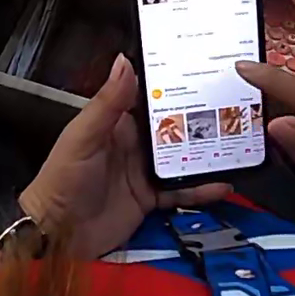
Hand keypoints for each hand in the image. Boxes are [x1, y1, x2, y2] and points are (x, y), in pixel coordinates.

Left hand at [19, 54, 230, 259]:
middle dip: (201, 119)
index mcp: (117, 123)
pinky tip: (224, 183)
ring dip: (206, 153)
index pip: (150, 98)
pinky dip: (201, 188)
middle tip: (236, 107)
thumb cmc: (63, 179)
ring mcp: (144, 172)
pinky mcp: (150, 199)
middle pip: (173, 127)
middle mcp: (134, 144)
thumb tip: (125, 60)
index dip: (174, 86)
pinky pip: (181, 191)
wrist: (56, 234)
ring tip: (237, 143)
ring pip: (182, 158)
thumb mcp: (85, 136)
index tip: (205, 70)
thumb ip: (108, 102)